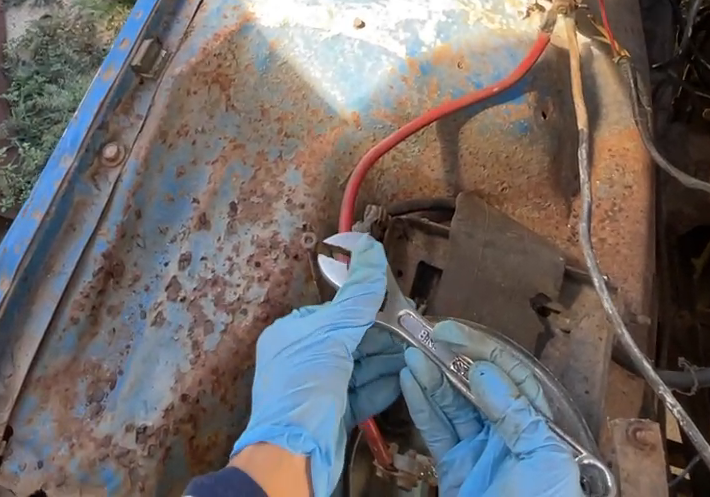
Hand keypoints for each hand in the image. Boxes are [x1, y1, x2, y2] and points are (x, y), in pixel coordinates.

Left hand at [233, 237, 399, 496]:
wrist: (291, 460)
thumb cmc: (304, 390)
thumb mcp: (332, 336)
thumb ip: (357, 297)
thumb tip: (371, 248)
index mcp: (292, 333)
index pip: (336, 312)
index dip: (368, 308)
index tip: (398, 305)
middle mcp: (302, 358)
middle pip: (350, 339)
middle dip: (383, 336)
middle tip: (416, 330)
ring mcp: (318, 389)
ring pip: (359, 366)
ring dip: (388, 359)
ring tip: (418, 352)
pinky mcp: (334, 416)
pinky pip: (362, 392)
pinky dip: (383, 385)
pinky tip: (406, 378)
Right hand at [398, 321, 581, 496]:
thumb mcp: (543, 459)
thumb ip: (515, 412)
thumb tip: (483, 370)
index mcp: (538, 427)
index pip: (509, 373)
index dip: (479, 348)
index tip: (450, 333)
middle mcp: (509, 433)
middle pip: (476, 383)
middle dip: (450, 357)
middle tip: (423, 336)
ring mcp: (480, 451)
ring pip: (452, 402)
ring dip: (431, 375)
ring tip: (411, 353)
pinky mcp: (455, 469)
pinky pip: (437, 429)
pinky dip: (422, 404)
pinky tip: (409, 382)